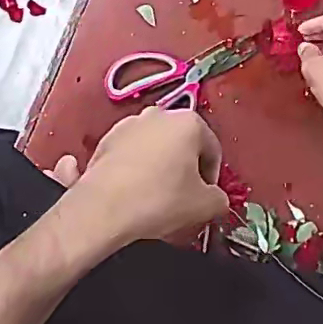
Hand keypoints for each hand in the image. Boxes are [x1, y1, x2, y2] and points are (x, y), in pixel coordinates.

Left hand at [61, 107, 228, 245]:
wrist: (103, 208)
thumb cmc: (159, 199)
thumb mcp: (204, 206)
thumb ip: (219, 199)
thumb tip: (216, 200)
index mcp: (189, 122)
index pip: (212, 150)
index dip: (212, 177)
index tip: (206, 197)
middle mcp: (159, 115)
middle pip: (182, 145)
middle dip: (185, 169)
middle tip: (184, 197)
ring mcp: (128, 125)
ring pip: (154, 148)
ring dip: (159, 168)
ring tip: (155, 198)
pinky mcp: (105, 140)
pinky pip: (129, 155)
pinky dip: (134, 170)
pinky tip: (132, 193)